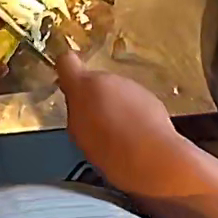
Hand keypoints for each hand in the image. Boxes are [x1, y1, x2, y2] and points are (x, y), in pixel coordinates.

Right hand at [56, 51, 178, 176]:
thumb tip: (79, 106)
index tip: (67, 84)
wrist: (149, 156)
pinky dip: (133, 113)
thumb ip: (75, 110)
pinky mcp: (151, 97)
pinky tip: (135, 135)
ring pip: (117, 91)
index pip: (66, 62)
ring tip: (117, 133)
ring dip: (115, 106)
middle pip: (95, 81)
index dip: (66, 71)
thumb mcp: (77, 131)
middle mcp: (108, 78)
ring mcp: (131, 86)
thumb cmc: (106, 147)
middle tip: (95, 122)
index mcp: (83, 84)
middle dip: (94, 97)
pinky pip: (135, 101)